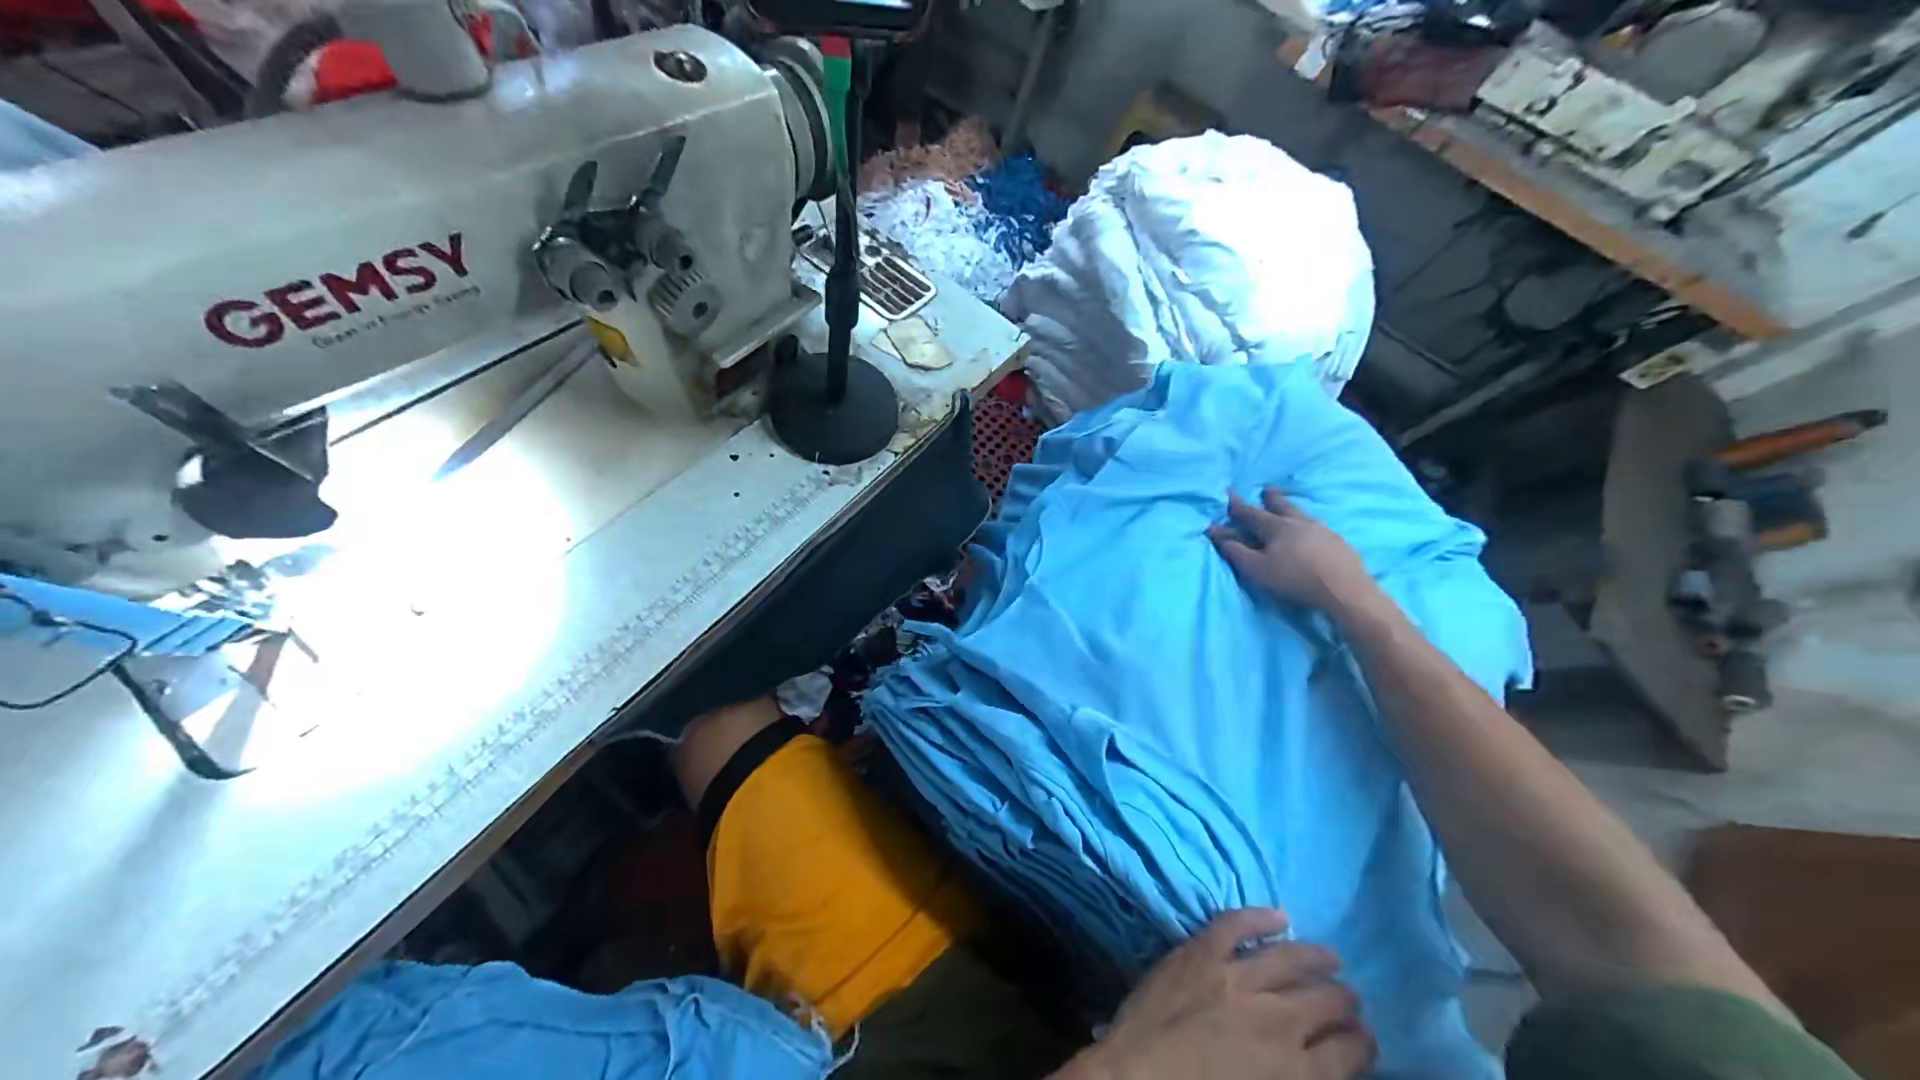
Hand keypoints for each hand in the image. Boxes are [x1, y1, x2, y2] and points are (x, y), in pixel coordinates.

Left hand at [1056, 909, 1375, 1079]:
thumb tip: (1314, 1067)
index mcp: (1297, 1073)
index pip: (1349, 1052)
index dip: (1361, 1044)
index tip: (1363, 1037)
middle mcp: (1277, 1020)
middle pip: (1325, 1002)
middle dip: (1344, 1000)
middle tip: (1350, 996)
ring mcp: (1236, 979)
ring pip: (1289, 959)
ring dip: (1316, 958)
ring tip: (1332, 958)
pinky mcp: (1199, 953)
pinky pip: (1235, 925)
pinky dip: (1259, 917)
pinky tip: (1280, 916)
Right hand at [1207, 488, 1372, 614]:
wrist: (1345, 589)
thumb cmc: (1295, 579)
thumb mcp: (1257, 569)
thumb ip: (1236, 551)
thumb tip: (1218, 534)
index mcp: (1276, 527)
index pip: (1251, 513)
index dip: (1237, 506)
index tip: (1229, 493)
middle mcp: (1299, 522)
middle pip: (1282, 505)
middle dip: (1271, 498)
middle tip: (1267, 489)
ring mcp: (1322, 529)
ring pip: (1301, 514)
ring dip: (1291, 508)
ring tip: (1289, 507)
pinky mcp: (1338, 541)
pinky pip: (1317, 526)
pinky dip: (1308, 524)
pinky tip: (1311, 530)